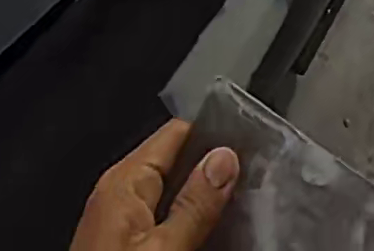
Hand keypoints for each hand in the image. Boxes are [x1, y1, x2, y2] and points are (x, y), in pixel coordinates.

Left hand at [68, 119, 239, 250]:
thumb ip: (195, 205)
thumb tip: (225, 157)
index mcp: (124, 180)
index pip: (174, 135)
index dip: (211, 135)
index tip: (249, 144)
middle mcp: (120, 192)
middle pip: (174, 163)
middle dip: (210, 171)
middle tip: (253, 179)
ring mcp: (120, 222)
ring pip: (172, 195)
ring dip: (202, 201)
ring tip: (243, 205)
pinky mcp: (124, 248)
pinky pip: (162, 220)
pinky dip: (187, 224)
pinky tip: (214, 235)